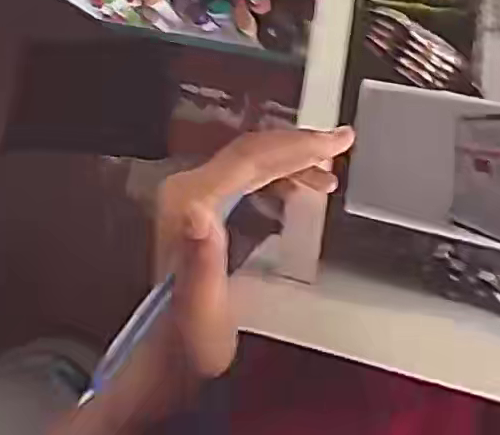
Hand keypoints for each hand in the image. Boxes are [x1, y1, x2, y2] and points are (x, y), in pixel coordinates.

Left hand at [154, 126, 356, 376]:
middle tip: (340, 144)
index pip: (254, 156)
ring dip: (291, 160)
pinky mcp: (197, 206)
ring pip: (251, 161)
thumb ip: (202, 262)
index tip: (337, 141)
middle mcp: (187, 189)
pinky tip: (294, 188)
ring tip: (326, 177)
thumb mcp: (200, 312)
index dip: (298, 144)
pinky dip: (275, 175)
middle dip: (300, 145)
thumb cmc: (184, 342)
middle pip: (254, 151)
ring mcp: (191, 195)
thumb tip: (199, 215)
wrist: (159, 359)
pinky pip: (244, 176)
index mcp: (189, 201)